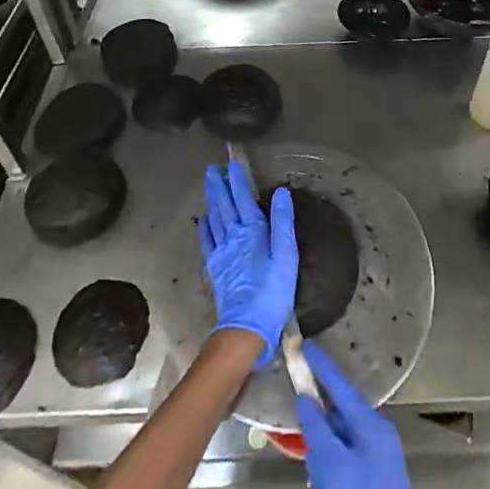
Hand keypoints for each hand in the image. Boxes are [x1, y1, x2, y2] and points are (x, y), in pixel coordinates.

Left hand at [197, 158, 296, 366]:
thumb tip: (281, 193)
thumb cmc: (272, 291)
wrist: (246, 324)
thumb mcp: (286, 257)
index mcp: (252, 231)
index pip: (243, 198)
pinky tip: (203, 219)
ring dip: (211, 199)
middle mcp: (232, 235)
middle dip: (219, 184)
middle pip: (224, 204)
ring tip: (209, 184)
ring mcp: (221, 250)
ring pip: (214, 217)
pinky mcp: (214, 266)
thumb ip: (282, 223)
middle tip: (213, 169)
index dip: (238, 180)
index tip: (233, 164)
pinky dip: (204, 226)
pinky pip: (207, 240)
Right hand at [295, 342, 418, 488]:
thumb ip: (315, 426)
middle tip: (297, 386)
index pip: (340, 384)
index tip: (304, 342)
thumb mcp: (330, 463)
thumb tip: (305, 397)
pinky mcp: (373, 477)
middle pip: (339, 408)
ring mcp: (377, 457)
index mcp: (371, 424)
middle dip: (318, 403)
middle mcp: (377, 434)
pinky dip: (328, 457)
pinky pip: (344, 455)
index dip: (320, 363)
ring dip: (321, 437)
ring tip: (304, 437)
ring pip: (339, 434)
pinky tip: (318, 473)